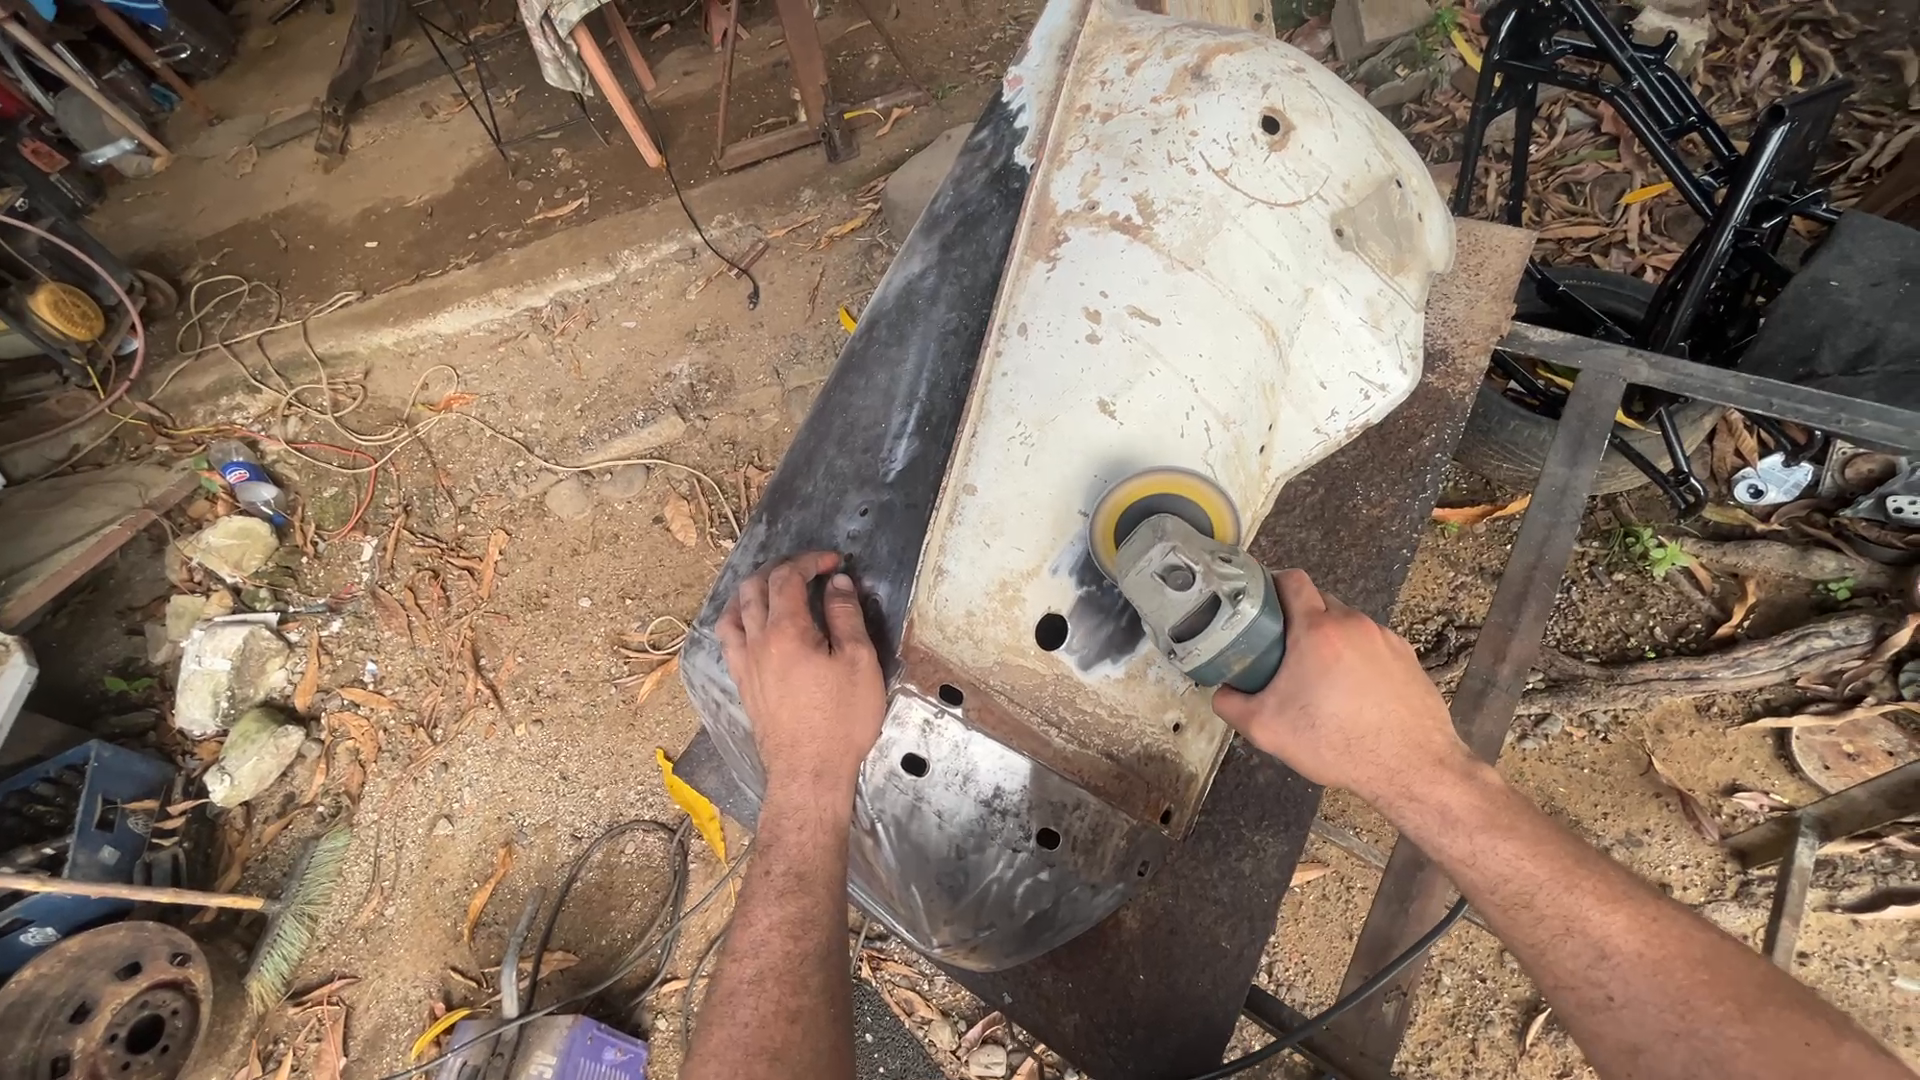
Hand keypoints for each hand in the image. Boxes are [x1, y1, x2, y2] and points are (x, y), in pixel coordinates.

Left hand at [718, 552, 886, 803]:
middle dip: (783, 568)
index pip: (788, 577)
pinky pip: (729, 638)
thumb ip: (846, 616)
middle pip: (755, 586)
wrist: (809, 773)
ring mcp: (744, 663)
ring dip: (755, 589)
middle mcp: (756, 640)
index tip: (834, 561)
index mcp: (786, 630)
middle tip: (811, 570)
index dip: (810, 561)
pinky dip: (739, 617)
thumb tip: (837, 583)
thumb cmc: (841, 718)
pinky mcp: (741, 683)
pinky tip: (752, 623)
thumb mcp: (858, 662)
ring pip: (734, 610)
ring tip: (777, 588)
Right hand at [1211, 569, 1471, 806]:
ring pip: (1346, 624)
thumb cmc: (1335, 742)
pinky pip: (1372, 644)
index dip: (1271, 585)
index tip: (1260, 606)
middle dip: (1298, 617)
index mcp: (1316, 629)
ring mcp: (1386, 638)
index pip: (1292, 580)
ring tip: (1319, 676)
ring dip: (1329, 639)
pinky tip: (1353, 691)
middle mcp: (1353, 623)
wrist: (1412, 769)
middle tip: (1282, 649)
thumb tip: (1222, 691)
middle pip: (1319, 600)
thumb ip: (1231, 704)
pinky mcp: (1409, 657)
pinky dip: (1357, 657)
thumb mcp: (1265, 728)